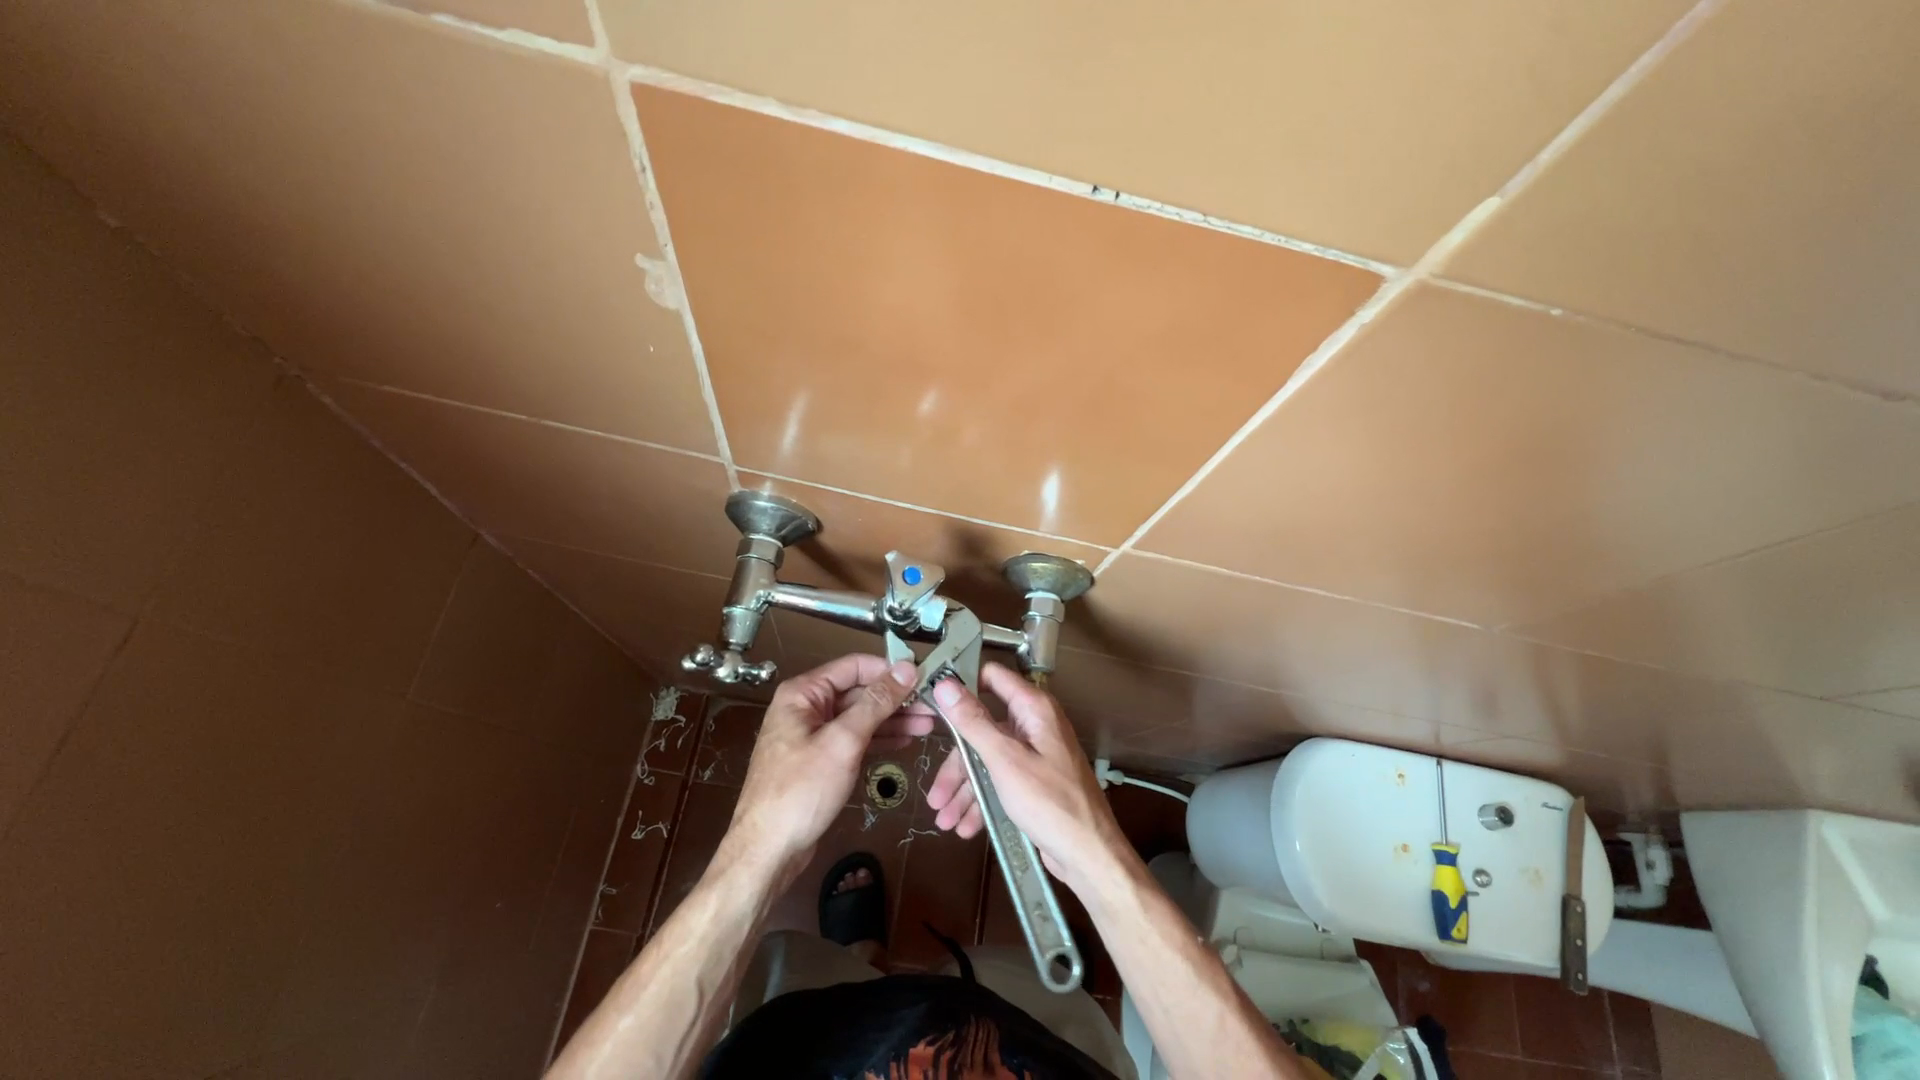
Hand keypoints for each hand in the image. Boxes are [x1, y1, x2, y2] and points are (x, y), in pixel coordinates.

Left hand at [723, 654, 930, 886]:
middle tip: (934, 707)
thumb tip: (906, 669)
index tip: (924, 678)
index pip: (854, 667)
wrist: (769, 849)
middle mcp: (806, 708)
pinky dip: (879, 739)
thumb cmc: (801, 791)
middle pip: (859, 692)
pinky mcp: (820, 761)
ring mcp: (812, 736)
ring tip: (929, 724)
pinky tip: (905, 741)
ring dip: (893, 720)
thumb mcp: (843, 741)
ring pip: (860, 718)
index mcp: (803, 694)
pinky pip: (854, 740)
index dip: (890, 670)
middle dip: (896, 699)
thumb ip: (876, 703)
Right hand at [924, 663, 1128, 890]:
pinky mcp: (1035, 782)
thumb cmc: (1050, 802)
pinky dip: (983, 802)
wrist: (1089, 854)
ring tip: (944, 820)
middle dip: (956, 765)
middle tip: (935, 795)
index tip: (931, 703)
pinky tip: (966, 827)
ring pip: (989, 761)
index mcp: (1034, 709)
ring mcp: (1036, 755)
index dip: (962, 686)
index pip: (992, 678)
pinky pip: (1001, 783)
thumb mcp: (1005, 760)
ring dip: (965, 791)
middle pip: (983, 730)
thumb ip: (974, 722)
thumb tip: (945, 684)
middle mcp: (1035, 726)